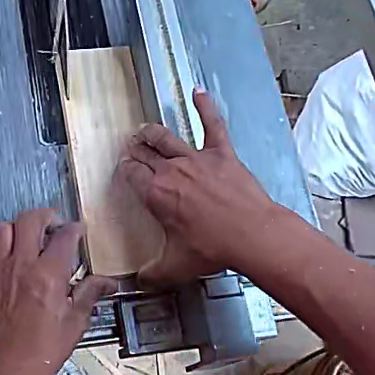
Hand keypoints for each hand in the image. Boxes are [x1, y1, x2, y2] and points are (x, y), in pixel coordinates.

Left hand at [0, 209, 118, 374]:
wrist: (11, 369)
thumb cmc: (44, 349)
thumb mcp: (76, 320)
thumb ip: (90, 293)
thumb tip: (107, 282)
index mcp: (49, 273)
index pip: (65, 235)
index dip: (75, 229)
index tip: (78, 231)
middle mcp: (21, 266)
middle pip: (30, 220)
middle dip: (45, 216)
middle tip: (53, 225)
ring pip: (2, 230)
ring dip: (17, 229)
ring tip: (27, 239)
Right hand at [117, 88, 309, 284]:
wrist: (251, 235)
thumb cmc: (213, 248)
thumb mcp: (175, 266)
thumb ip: (152, 273)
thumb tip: (138, 283)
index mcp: (156, 194)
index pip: (132, 175)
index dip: (126, 170)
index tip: (124, 169)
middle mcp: (172, 171)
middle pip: (145, 154)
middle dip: (134, 150)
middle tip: (130, 148)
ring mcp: (197, 159)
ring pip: (167, 138)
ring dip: (153, 132)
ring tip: (144, 129)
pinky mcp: (222, 153)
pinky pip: (212, 125)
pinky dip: (205, 107)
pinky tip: (198, 92)